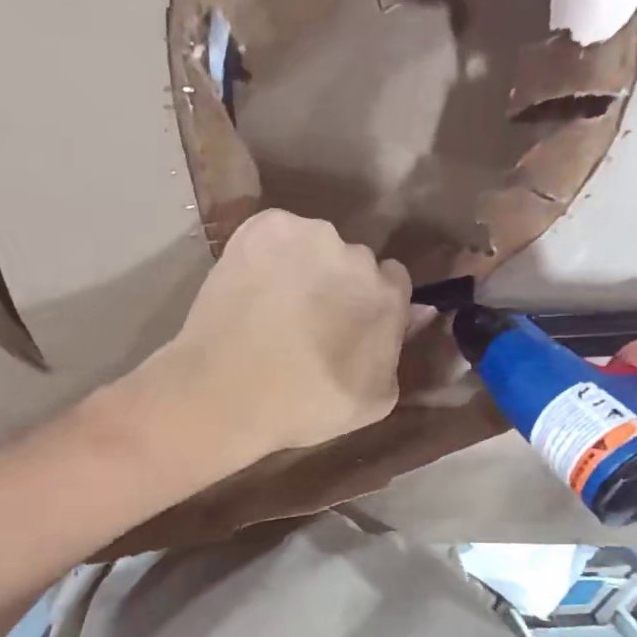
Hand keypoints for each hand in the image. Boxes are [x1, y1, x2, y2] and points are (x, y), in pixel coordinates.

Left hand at [134, 210, 413, 460]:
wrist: (227, 393)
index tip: (342, 321)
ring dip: (298, 264)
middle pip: (350, 260)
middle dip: (332, 282)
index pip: (391, 280)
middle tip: (302, 316)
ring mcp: (309, 235)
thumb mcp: (373, 401)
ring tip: (267, 303)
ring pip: (311, 244)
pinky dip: (262, 253)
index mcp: (388, 295)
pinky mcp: (264, 228)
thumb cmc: (303, 408)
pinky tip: (246, 285)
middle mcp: (357, 254)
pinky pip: (271, 233)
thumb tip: (409, 318)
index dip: (365, 301)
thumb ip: (395, 354)